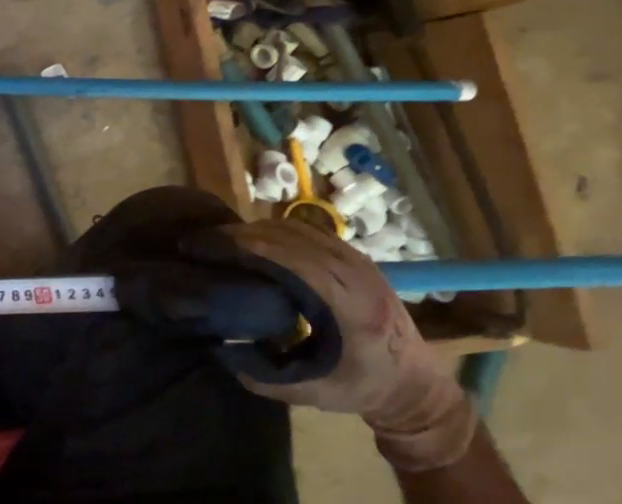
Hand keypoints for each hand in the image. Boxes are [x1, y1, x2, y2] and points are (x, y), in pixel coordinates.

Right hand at [213, 220, 476, 471]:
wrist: (418, 388)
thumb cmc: (364, 390)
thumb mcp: (312, 394)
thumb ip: (264, 374)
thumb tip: (219, 346)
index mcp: (352, 308)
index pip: (291, 259)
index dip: (244, 246)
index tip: (205, 247)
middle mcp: (359, 276)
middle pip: (289, 236)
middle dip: (240, 234)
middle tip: (203, 242)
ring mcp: (361, 262)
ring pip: (297, 228)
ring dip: (255, 229)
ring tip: (223, 241)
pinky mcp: (358, 256)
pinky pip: (309, 231)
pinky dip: (275, 231)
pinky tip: (254, 243)